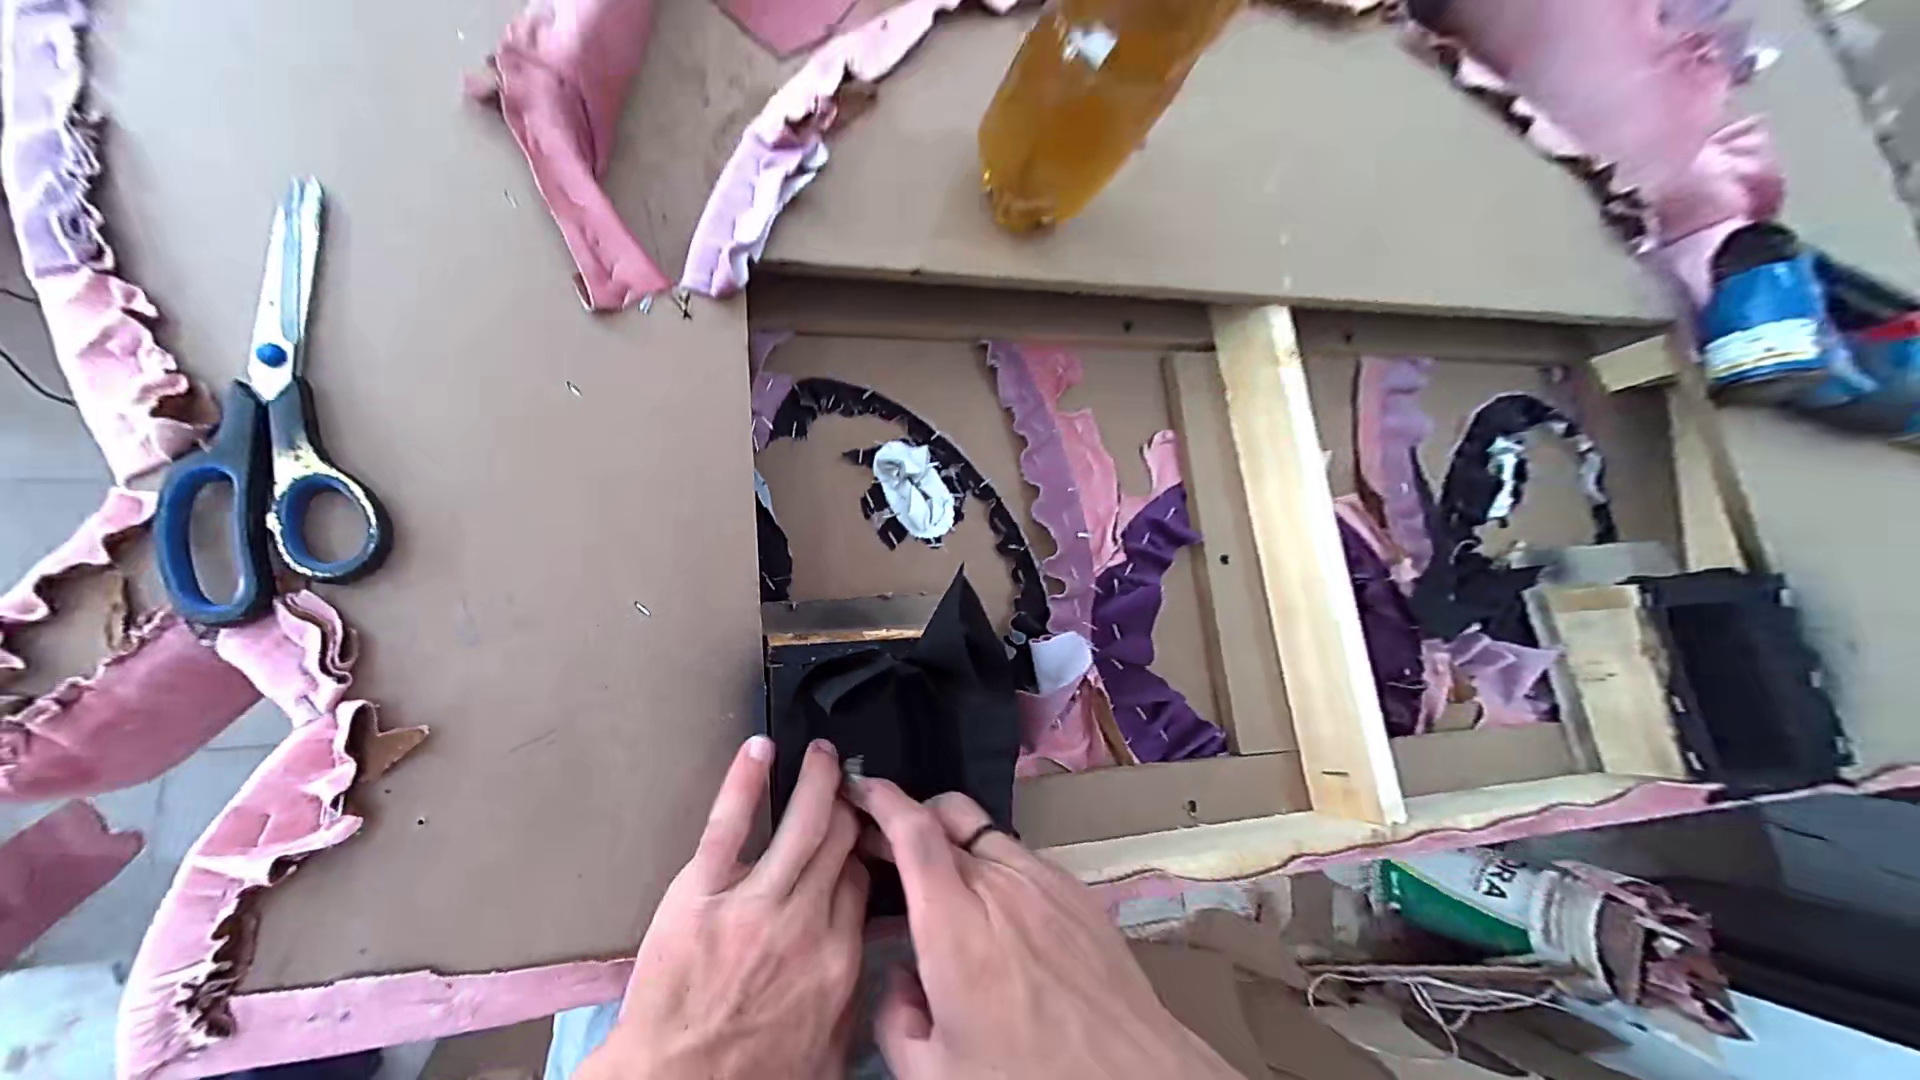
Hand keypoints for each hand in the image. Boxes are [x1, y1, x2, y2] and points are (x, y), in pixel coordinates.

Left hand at [580, 736, 868, 1079]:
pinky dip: (748, 780)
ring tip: (824, 753)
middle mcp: (805, 920)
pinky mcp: (702, 890)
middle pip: (839, 841)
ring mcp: (754, 901)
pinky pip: (731, 822)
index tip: (852, 840)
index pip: (859, 878)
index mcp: (837, 957)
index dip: (858, 852)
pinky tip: (761, 748)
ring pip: (803, 823)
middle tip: (846, 786)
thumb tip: (864, 946)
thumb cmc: (751, 1079)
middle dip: (847, 808)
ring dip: (819, 779)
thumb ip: (854, 994)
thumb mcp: (828, 1053)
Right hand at [849, 778, 1238, 1079]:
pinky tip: (1000, 913)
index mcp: (954, 922)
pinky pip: (1018, 856)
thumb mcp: (935, 1074)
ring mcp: (1040, 877)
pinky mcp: (1071, 886)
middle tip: (892, 848)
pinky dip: (993, 865)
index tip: (860, 788)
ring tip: (949, 889)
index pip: (913, 830)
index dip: (881, 798)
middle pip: (946, 815)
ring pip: (981, 831)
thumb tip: (901, 976)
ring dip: (953, 842)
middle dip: (910, 818)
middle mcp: (997, 881)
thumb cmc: (1028, 1079)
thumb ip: (895, 1016)